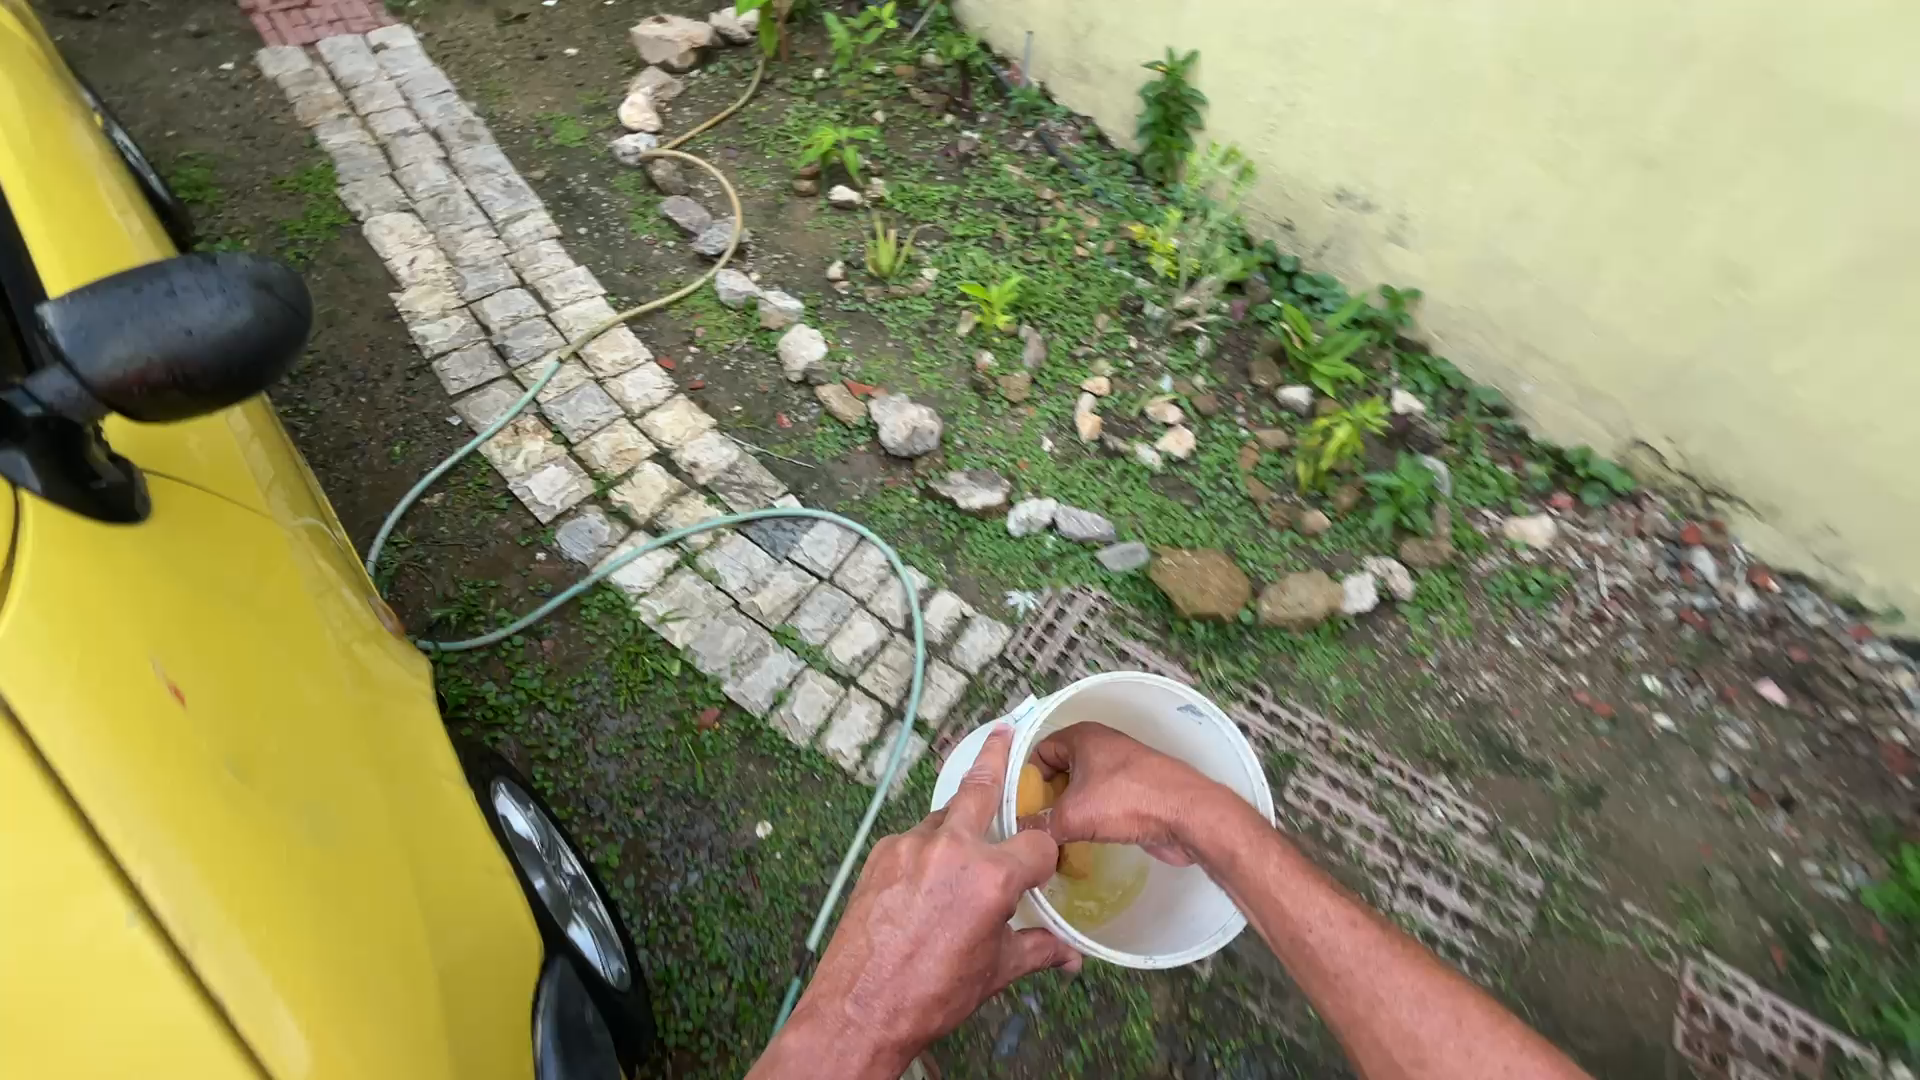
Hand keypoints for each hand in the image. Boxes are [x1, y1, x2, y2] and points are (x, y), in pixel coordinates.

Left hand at [770, 725, 1080, 1076]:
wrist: (859, 1006)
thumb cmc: (935, 993)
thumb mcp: (995, 972)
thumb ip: (1037, 950)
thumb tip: (1073, 955)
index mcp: (991, 875)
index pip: (1037, 845)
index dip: (1045, 859)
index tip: (1042, 872)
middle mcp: (953, 846)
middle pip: (981, 786)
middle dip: (997, 755)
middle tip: (1004, 732)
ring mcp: (912, 843)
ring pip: (945, 817)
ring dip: (960, 825)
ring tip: (963, 851)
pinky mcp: (883, 850)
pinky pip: (915, 839)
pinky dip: (928, 850)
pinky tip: (925, 881)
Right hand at [1025, 721, 1236, 866]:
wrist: (1188, 814)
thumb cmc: (1127, 801)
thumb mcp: (1073, 815)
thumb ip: (1041, 826)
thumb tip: (1020, 839)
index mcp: (1082, 736)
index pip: (1039, 752)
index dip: (1027, 780)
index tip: (1019, 811)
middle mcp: (1100, 746)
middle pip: (1059, 772)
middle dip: (1046, 800)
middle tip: (1033, 831)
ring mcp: (1120, 769)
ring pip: (1081, 790)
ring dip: (1068, 814)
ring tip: (1053, 843)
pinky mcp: (1135, 793)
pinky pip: (1101, 804)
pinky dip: (1089, 821)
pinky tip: (1080, 846)